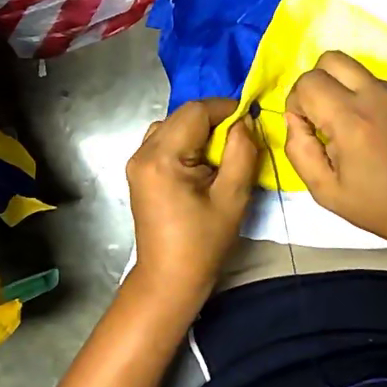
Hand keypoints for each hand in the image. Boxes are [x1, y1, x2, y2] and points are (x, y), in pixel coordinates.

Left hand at [126, 97, 259, 300]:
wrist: (168, 278)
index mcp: (161, 158)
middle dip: (214, 120)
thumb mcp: (232, 197)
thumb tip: (244, 120)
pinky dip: (186, 142)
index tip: (251, 120)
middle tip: (241, 138)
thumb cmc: (203, 243)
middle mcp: (142, 152)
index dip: (226, 108)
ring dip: (200, 131)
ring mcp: (136, 161)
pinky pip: (164, 141)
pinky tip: (203, 163)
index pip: (195, 111)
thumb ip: (241, 152)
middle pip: (181, 116)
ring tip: (223, 152)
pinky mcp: (138, 171)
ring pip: (172, 126)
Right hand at [284, 51, 386, 256]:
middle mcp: (378, 96)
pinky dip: (366, 100)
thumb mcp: (325, 191)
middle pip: (330, 59)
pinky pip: (377, 84)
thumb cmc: (381, 206)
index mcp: (353, 121)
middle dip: (316, 84)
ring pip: (355, 70)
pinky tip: (377, 132)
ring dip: (342, 91)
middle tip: (321, 117)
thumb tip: (295, 120)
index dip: (297, 103)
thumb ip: (298, 150)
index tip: (306, 129)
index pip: (308, 83)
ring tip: (351, 128)